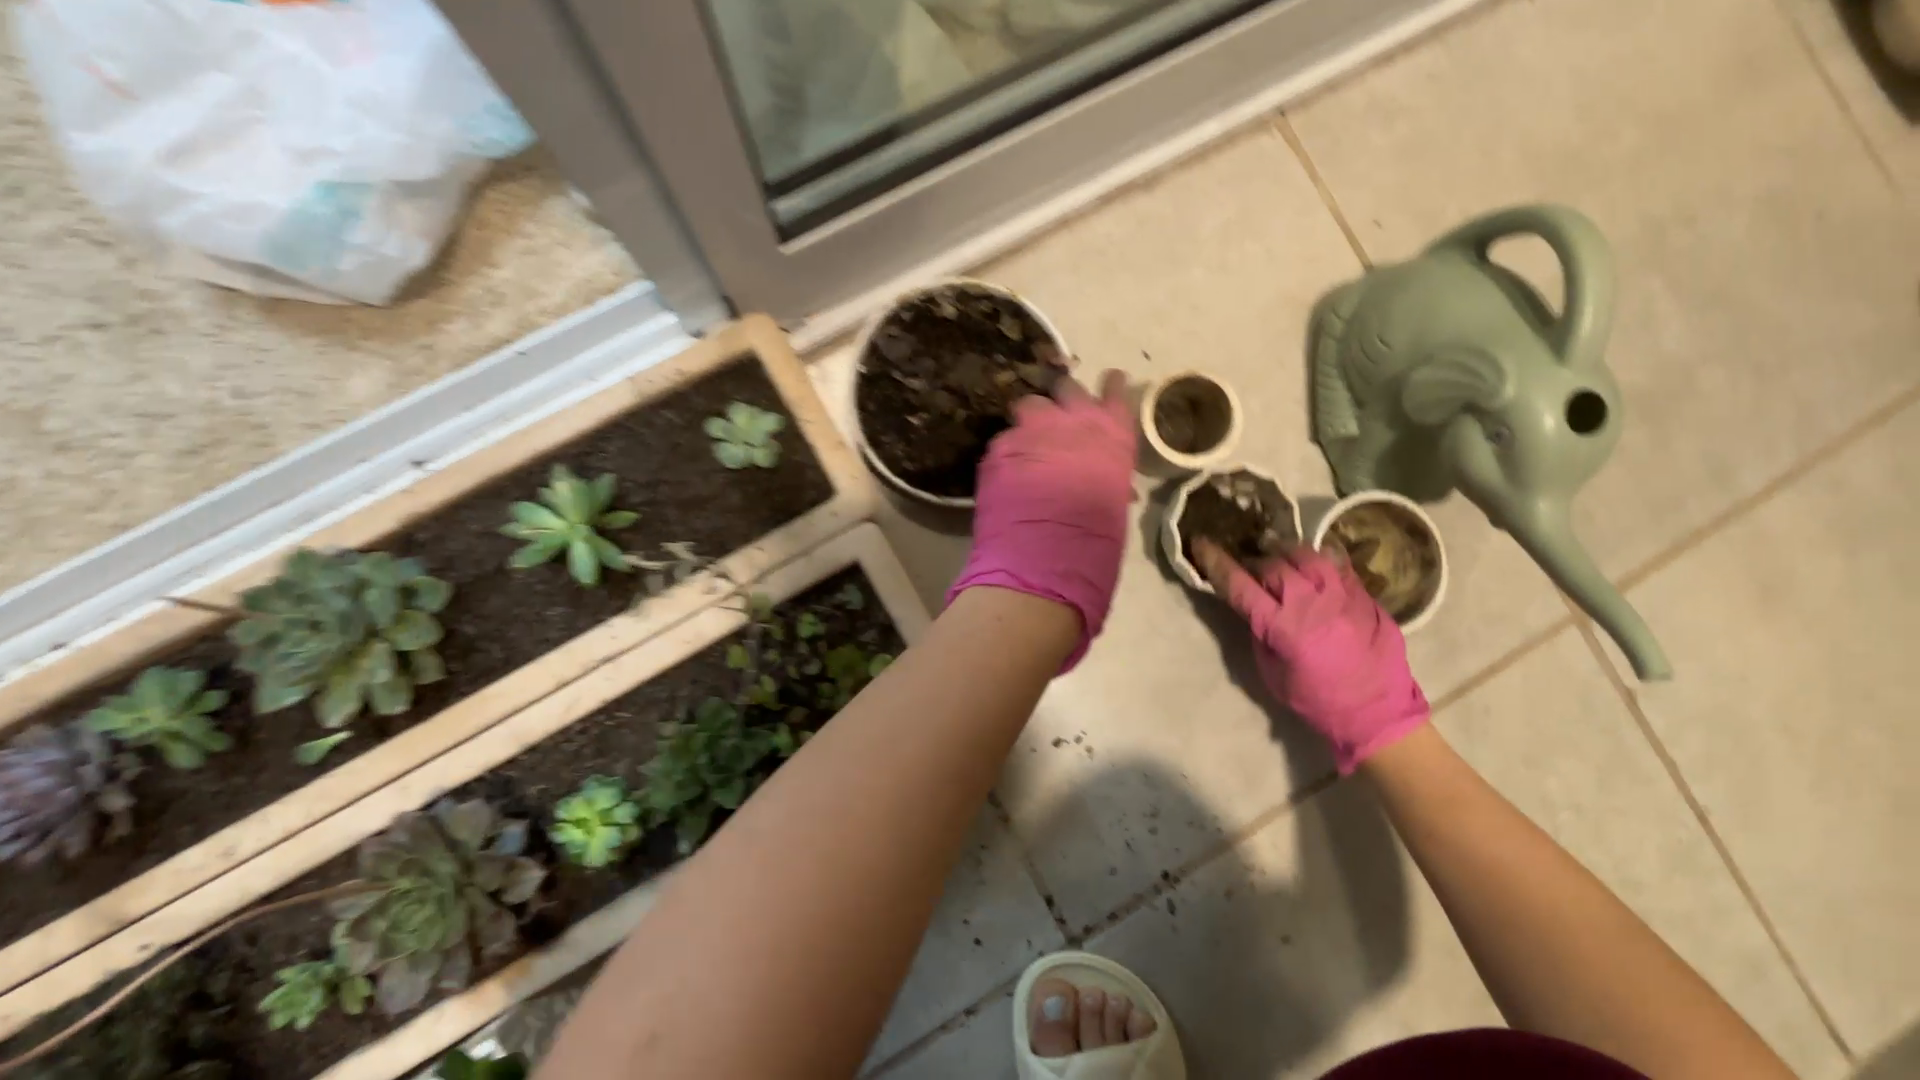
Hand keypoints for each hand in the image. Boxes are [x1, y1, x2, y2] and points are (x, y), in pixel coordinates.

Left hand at [946, 370, 1135, 671]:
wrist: (1046, 555)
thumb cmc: (1096, 541)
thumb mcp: (1113, 506)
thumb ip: (1106, 481)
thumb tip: (1105, 485)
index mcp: (1112, 435)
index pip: (1114, 393)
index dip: (1110, 386)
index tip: (1109, 379)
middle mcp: (1073, 421)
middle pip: (1066, 389)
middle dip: (1063, 397)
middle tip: (1059, 414)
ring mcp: (1033, 430)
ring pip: (1028, 405)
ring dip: (1030, 418)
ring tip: (1028, 439)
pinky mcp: (1000, 448)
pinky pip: (1005, 440)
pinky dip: (1008, 451)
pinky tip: (1007, 472)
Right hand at [1193, 540, 1429, 773]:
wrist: (1376, 709)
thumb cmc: (1315, 698)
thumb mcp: (1272, 670)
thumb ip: (1261, 632)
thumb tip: (1255, 604)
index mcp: (1282, 627)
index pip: (1240, 585)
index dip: (1216, 562)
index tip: (1201, 543)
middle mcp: (1310, 602)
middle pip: (1272, 564)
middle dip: (1254, 563)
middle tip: (1249, 569)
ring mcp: (1341, 593)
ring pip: (1305, 554)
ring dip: (1285, 554)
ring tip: (1279, 559)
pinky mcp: (1363, 592)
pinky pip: (1337, 560)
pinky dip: (1319, 557)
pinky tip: (1312, 563)